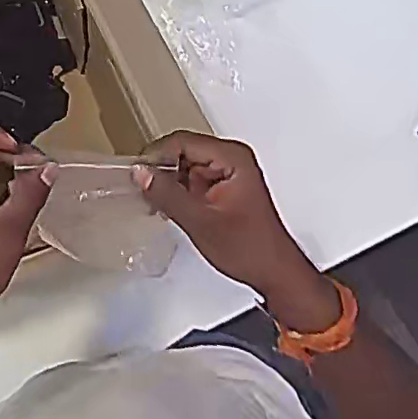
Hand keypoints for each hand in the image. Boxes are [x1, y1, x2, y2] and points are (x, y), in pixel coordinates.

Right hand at [134, 131, 338, 330]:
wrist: (277, 276)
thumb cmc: (252, 250)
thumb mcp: (200, 222)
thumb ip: (167, 194)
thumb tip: (141, 173)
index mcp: (232, 158)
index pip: (181, 142)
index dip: (156, 157)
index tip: (140, 174)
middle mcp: (231, 158)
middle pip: (182, 150)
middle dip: (162, 171)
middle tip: (147, 190)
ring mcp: (228, 171)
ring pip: (184, 164)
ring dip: (169, 182)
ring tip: (160, 203)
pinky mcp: (224, 184)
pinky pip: (191, 177)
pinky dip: (178, 190)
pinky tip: (173, 208)